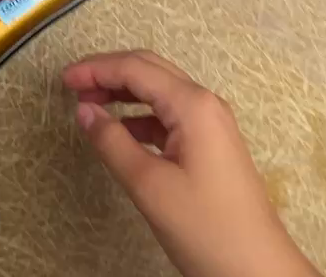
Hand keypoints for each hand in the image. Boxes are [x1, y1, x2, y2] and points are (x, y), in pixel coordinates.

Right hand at [64, 50, 321, 276]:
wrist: (261, 274)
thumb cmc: (206, 229)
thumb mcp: (150, 186)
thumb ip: (112, 142)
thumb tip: (84, 110)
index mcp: (192, 104)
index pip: (135, 68)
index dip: (96, 68)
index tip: (64, 80)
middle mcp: (204, 103)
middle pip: (148, 69)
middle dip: (108, 71)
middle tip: (73, 85)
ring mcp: (211, 123)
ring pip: (158, 90)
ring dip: (122, 91)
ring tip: (89, 105)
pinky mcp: (211, 144)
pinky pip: (168, 114)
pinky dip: (139, 114)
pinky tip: (119, 131)